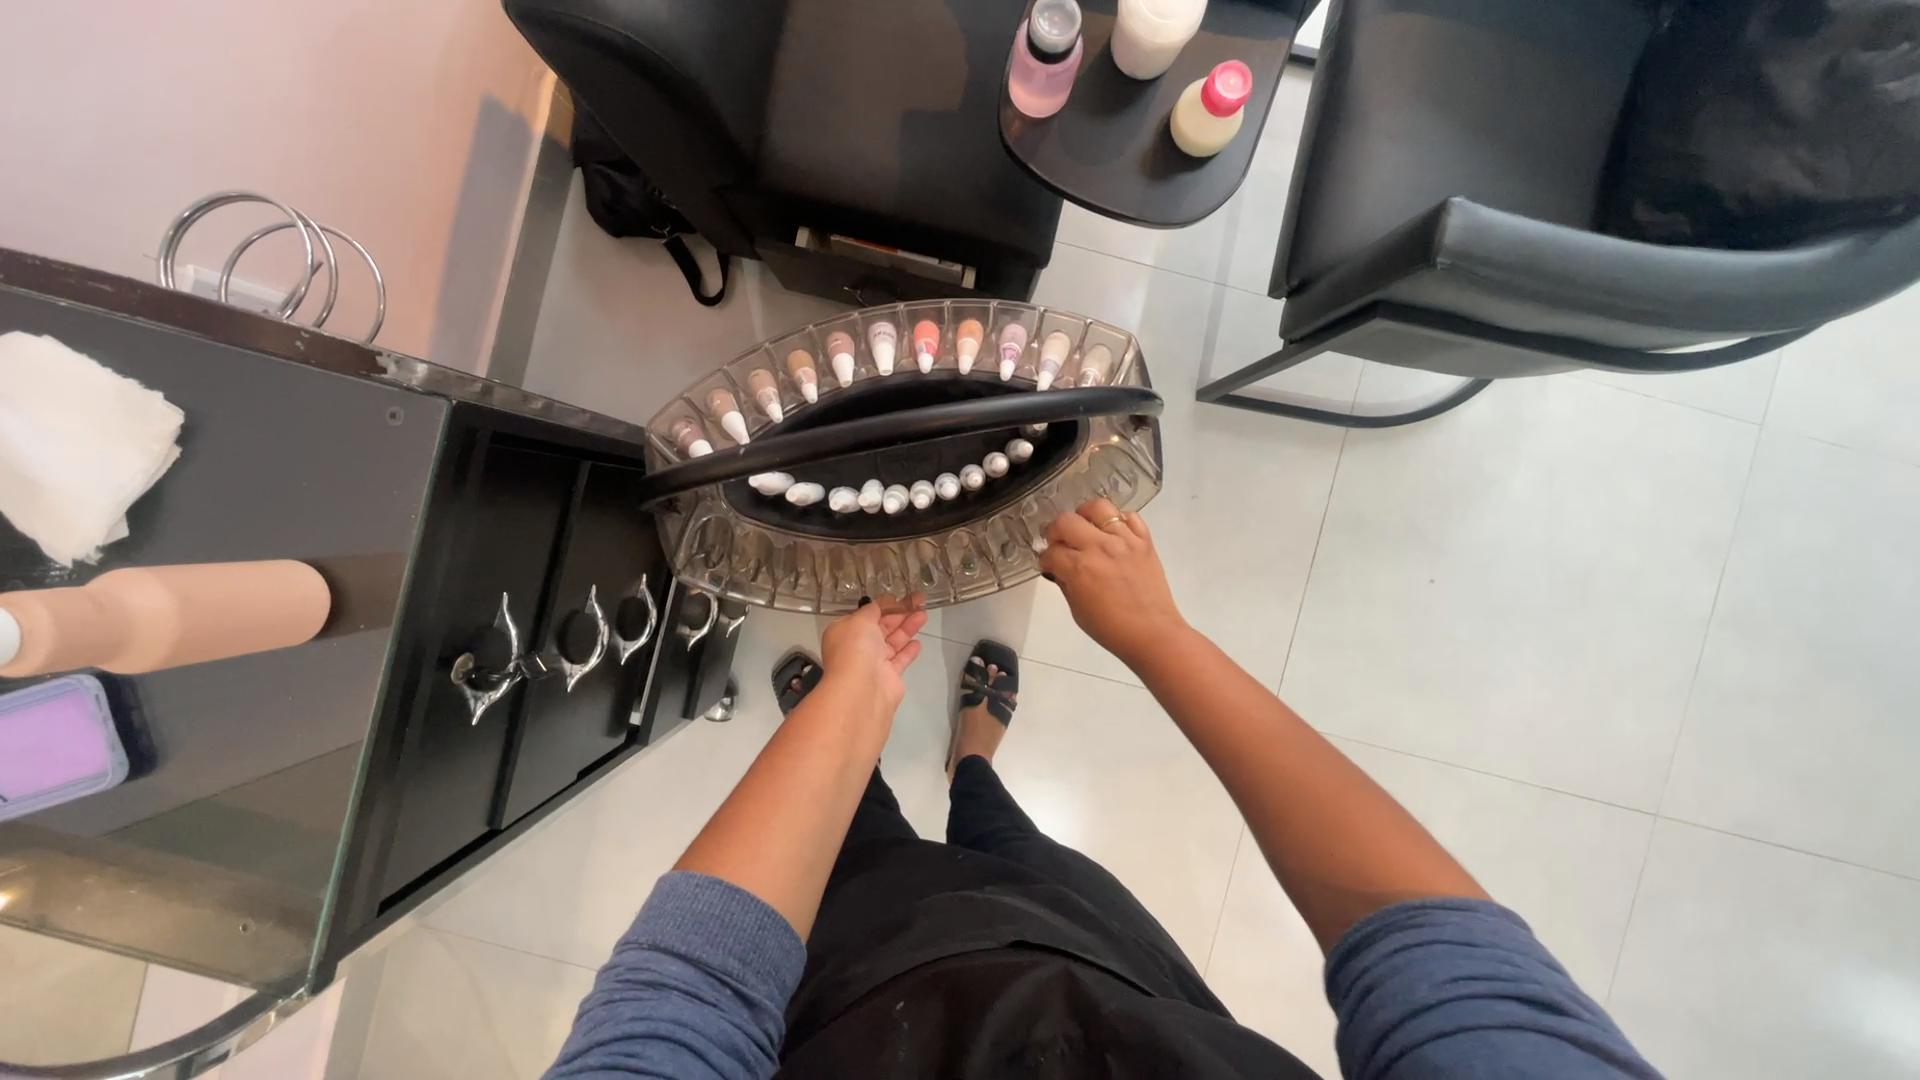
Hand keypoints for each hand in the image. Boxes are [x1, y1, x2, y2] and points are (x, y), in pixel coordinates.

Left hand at [818, 593, 927, 715]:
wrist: (862, 689)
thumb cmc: (856, 648)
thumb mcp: (860, 620)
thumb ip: (872, 610)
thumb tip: (878, 604)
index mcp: (845, 632)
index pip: (866, 615)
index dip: (883, 605)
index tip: (899, 596)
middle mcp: (858, 647)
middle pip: (882, 626)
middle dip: (900, 613)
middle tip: (919, 600)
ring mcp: (874, 663)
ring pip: (894, 640)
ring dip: (908, 627)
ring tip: (924, 614)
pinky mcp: (889, 676)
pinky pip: (900, 659)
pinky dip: (909, 650)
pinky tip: (918, 642)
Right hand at [1039, 499, 1187, 668]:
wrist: (1152, 633)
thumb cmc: (1111, 628)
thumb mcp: (1077, 610)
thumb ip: (1065, 583)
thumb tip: (1059, 568)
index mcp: (1079, 569)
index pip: (1051, 551)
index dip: (1046, 559)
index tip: (1048, 564)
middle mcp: (1100, 548)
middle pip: (1066, 521)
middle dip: (1056, 531)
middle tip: (1059, 543)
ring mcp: (1125, 541)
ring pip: (1098, 508)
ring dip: (1085, 515)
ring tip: (1085, 528)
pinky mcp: (1144, 541)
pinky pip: (1130, 517)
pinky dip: (1118, 521)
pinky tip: (1113, 534)